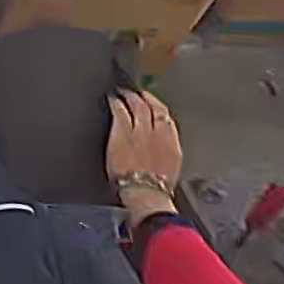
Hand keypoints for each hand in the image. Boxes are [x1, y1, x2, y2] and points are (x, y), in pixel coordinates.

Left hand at [107, 89, 181, 222]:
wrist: (145, 192)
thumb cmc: (155, 187)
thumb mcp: (169, 167)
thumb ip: (164, 152)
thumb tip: (158, 150)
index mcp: (172, 144)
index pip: (167, 119)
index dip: (159, 107)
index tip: (153, 103)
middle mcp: (158, 134)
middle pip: (154, 109)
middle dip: (145, 98)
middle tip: (138, 92)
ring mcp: (140, 132)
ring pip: (137, 107)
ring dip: (130, 97)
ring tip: (123, 92)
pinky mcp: (123, 132)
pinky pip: (120, 112)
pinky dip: (115, 103)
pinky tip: (111, 99)